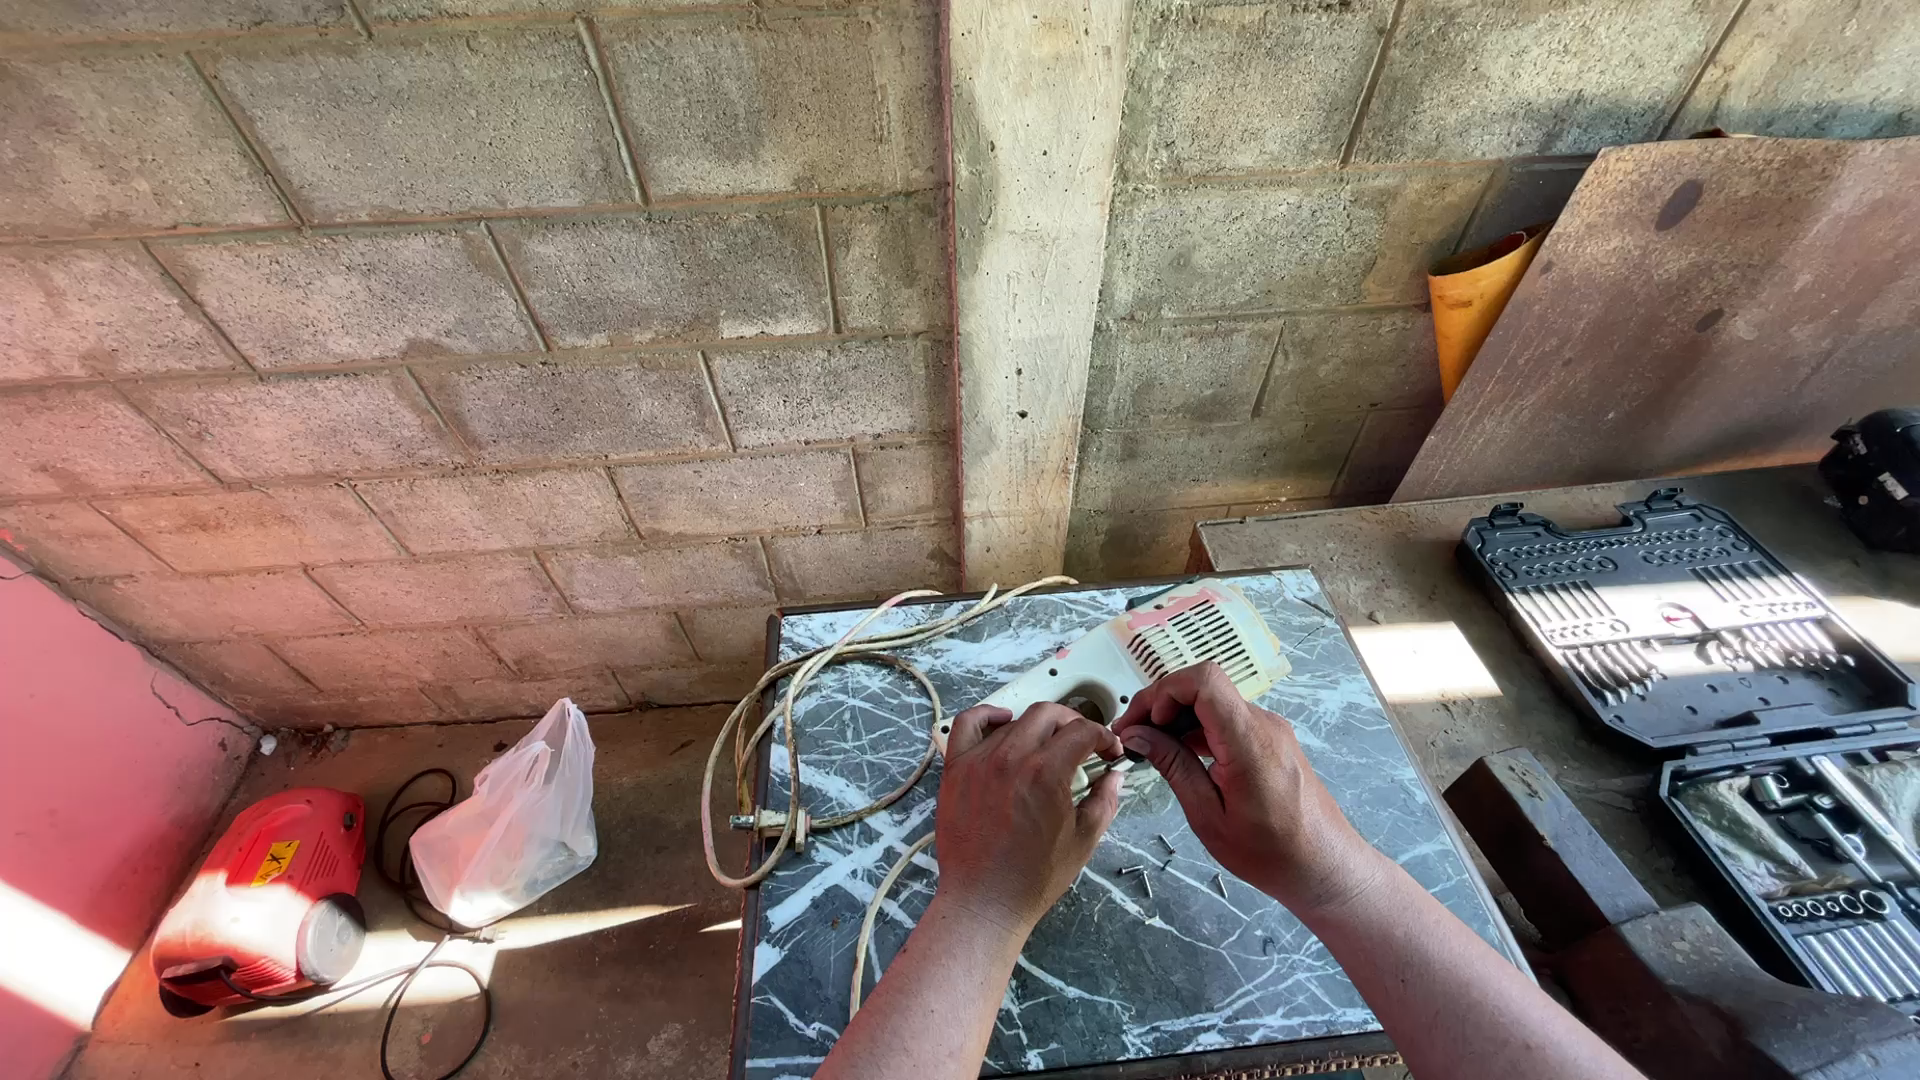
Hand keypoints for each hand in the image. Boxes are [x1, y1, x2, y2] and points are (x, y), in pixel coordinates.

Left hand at [932, 703, 1125, 933]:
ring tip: (1047, 747)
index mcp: (1046, 773)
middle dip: (1074, 723)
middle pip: (1048, 715)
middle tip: (1083, 743)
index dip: (1103, 736)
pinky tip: (1003, 722)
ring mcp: (980, 760)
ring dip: (1038, 728)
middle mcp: (1011, 757)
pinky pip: (967, 724)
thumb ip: (1105, 801)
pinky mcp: (956, 768)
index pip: (1082, 731)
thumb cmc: (1032, 878)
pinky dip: (986, 715)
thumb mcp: (1083, 841)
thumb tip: (1115, 776)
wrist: (983, 901)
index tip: (1108, 750)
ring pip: (1015, 722)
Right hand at [1111, 662, 1385, 913]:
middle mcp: (1262, 724)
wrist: (1327, 869)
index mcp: (1248, 741)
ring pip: (1211, 700)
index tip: (1145, 724)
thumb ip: (1173, 766)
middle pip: (1202, 687)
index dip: (1165, 692)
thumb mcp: (1208, 817)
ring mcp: (1269, 729)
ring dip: (1176, 716)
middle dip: (1160, 703)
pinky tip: (1178, 754)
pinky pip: (1225, 717)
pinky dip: (1196, 727)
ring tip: (1150, 747)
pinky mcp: (1270, 738)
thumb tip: (1136, 735)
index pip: (1203, 681)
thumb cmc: (1271, 854)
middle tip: (1131, 735)